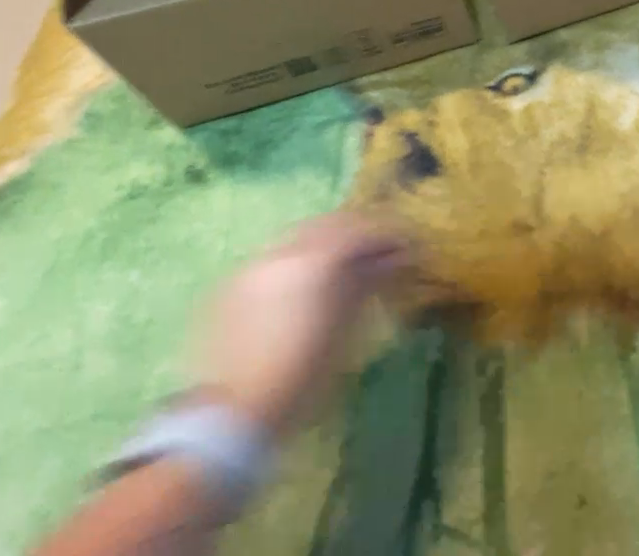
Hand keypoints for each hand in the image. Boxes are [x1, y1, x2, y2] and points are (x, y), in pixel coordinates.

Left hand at [195, 213, 408, 436]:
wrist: (235, 413)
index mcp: (315, 260)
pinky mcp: (229, 287)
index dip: (390, 234)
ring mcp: (251, 267)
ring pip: (299, 238)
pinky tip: (308, 284)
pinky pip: (274, 259)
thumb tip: (396, 258)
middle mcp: (281, 253)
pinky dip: (299, 261)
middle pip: (329, 224)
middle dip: (358, 232)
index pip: (361, 229)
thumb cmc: (306, 372)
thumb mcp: (348, 325)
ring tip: (346, 267)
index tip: (409, 246)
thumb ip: (370, 281)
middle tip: (381, 251)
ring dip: (327, 244)